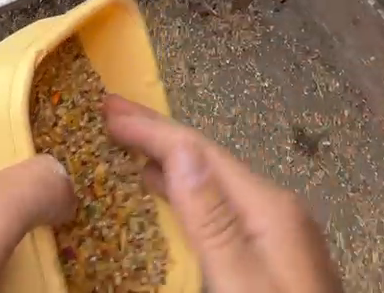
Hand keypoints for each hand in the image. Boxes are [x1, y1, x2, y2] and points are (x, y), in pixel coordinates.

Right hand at [106, 94, 341, 292]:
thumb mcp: (242, 285)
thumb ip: (212, 220)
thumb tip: (181, 148)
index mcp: (269, 208)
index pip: (199, 152)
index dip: (150, 129)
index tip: (106, 109)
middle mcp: (275, 211)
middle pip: (206, 160)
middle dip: (156, 136)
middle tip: (109, 115)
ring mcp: (277, 235)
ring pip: (212, 183)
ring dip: (167, 161)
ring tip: (126, 145)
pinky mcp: (272, 259)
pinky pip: (218, 208)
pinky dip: (184, 192)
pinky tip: (165, 193)